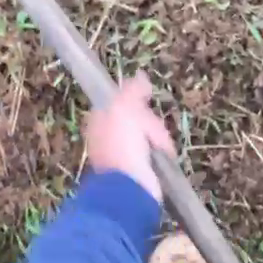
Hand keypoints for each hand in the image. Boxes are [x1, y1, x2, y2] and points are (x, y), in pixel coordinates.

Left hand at [84, 73, 174, 201]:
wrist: (130, 187)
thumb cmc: (122, 145)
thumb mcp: (124, 108)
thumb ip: (132, 91)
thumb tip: (141, 75)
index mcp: (100, 120)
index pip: (121, 101)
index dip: (136, 101)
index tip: (145, 102)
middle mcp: (108, 136)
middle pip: (139, 118)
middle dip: (151, 123)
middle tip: (152, 132)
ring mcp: (123, 154)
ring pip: (150, 135)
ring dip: (160, 139)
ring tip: (160, 150)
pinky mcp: (138, 168)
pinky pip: (156, 152)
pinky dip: (162, 154)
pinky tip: (163, 158)